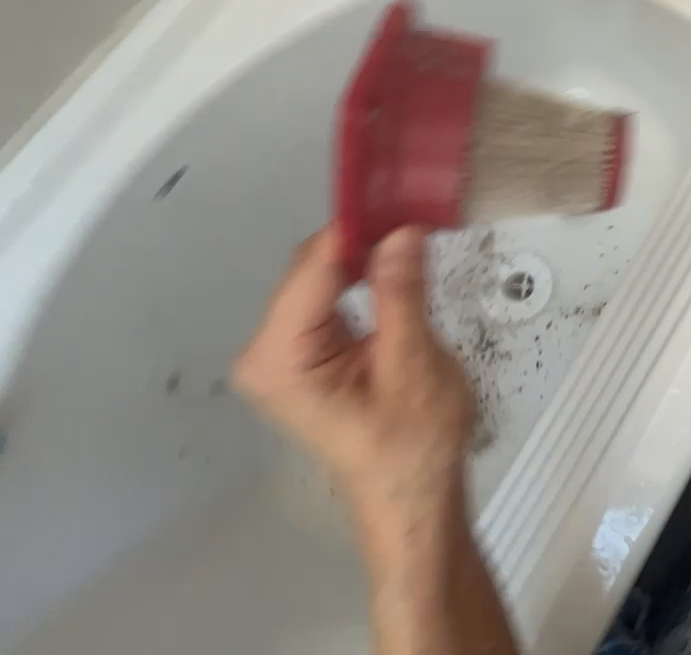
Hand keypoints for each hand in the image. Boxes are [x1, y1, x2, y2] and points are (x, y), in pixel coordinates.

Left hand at [233, 226, 475, 523]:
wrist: (415, 491)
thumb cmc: (413, 439)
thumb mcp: (414, 361)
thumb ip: (403, 294)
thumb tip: (402, 232)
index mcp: (280, 356)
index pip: (313, 269)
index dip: (356, 229)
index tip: (404, 200)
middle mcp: (268, 350)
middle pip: (313, 270)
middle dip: (365, 239)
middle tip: (421, 214)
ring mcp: (286, 352)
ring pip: (324, 279)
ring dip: (369, 255)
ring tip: (418, 232)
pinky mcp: (309, 352)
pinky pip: (333, 297)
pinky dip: (368, 276)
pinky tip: (401, 263)